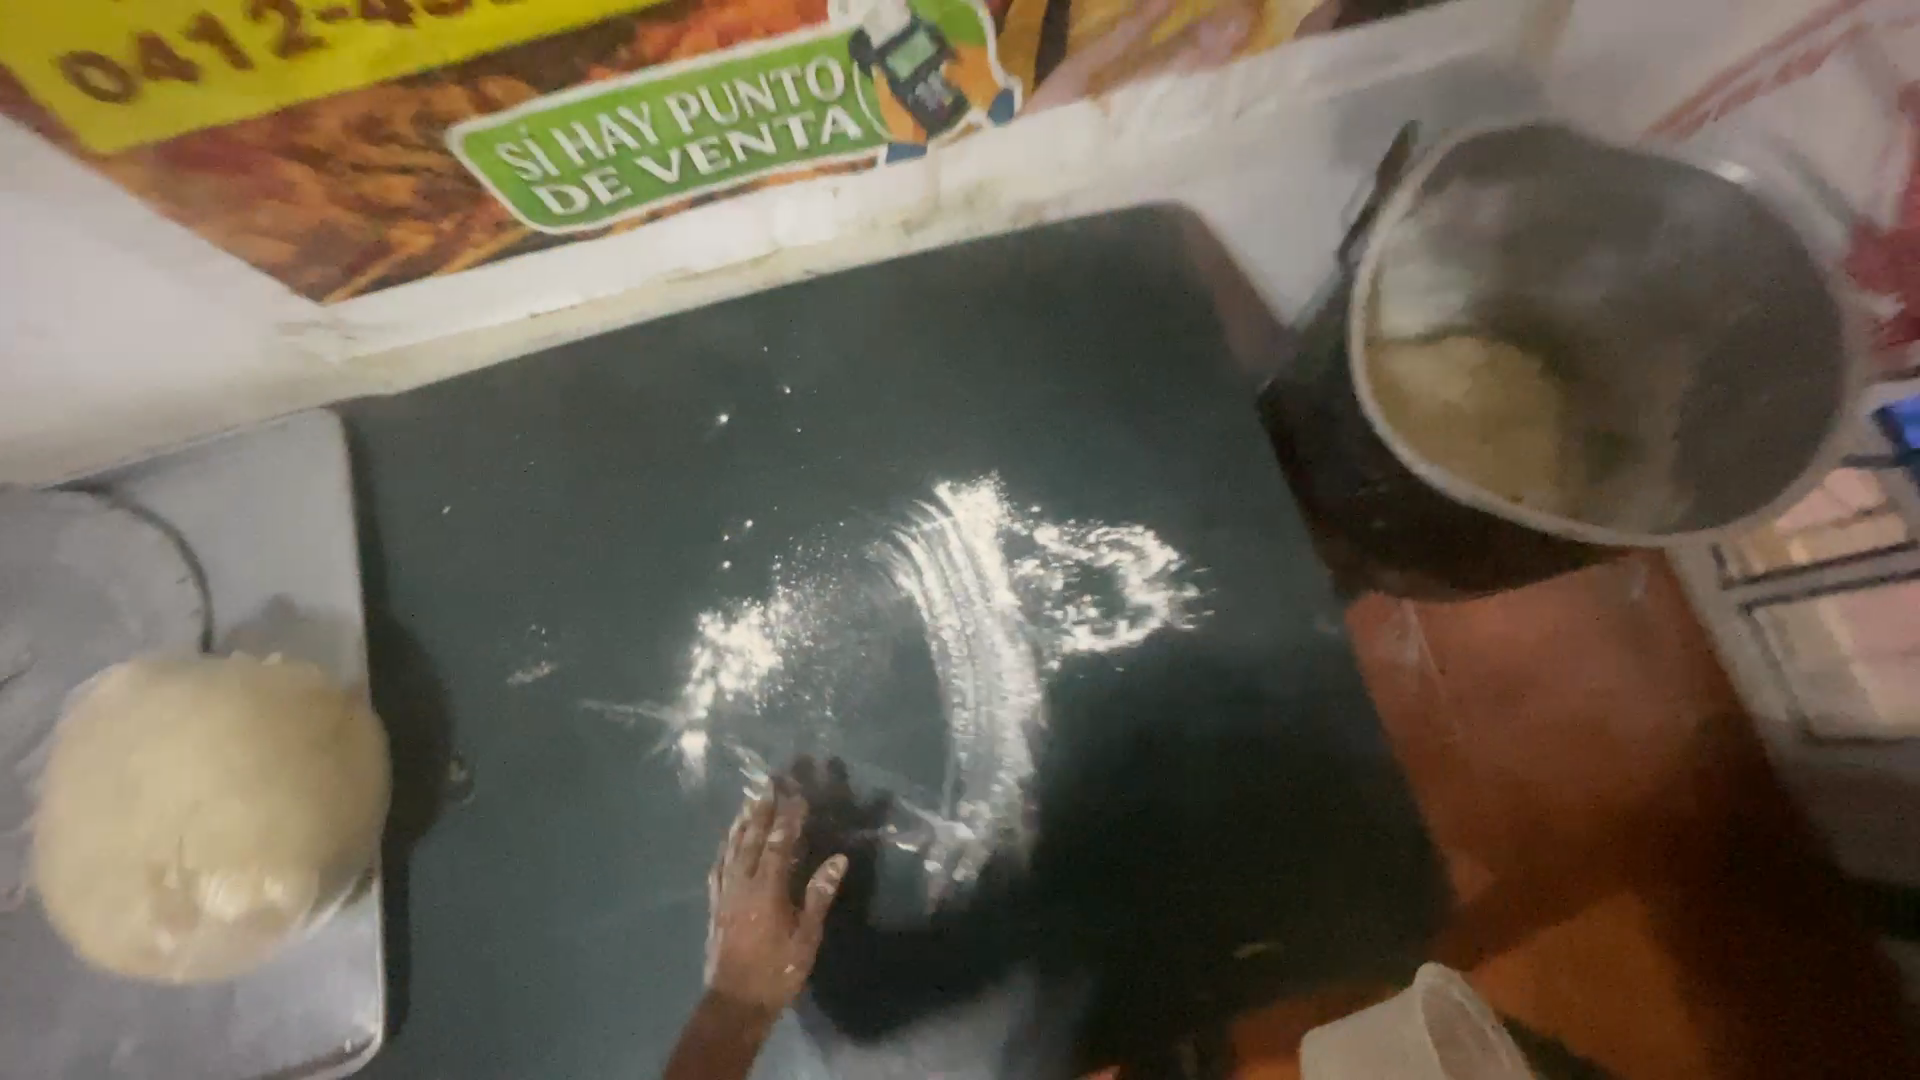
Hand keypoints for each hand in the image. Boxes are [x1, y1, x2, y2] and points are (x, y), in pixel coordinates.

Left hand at [705, 783, 846, 1012]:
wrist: (735, 1004)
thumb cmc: (776, 971)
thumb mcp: (806, 937)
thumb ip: (819, 895)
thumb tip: (838, 859)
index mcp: (766, 889)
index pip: (778, 843)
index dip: (789, 817)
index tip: (798, 793)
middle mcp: (742, 884)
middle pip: (751, 838)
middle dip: (762, 809)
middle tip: (769, 782)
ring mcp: (724, 893)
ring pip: (731, 849)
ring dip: (741, 822)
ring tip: (749, 801)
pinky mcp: (714, 906)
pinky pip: (717, 868)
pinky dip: (724, 848)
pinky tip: (727, 841)